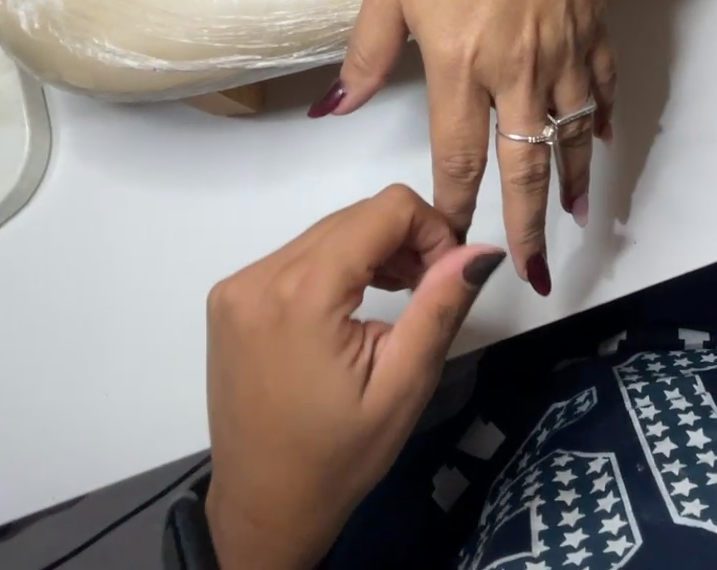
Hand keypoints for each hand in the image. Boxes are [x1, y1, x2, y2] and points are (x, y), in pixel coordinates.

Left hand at [204, 185, 503, 569]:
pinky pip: (304, 251)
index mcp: (302, 293)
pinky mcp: (234, 295)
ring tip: (401, 296)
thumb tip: (482, 247)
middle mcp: (260, 274)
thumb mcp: (405, 384)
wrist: (263, 508)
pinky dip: (343, 262)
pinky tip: (361, 300)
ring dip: (377, 249)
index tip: (446, 276)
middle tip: (429, 291)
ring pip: (333, 228)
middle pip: (359, 214)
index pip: (387, 208)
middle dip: (407, 240)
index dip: (431, 229)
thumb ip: (442, 305)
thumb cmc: (340, 455)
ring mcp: (240, 283)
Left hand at [322, 0, 614, 295]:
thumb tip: (333, 107)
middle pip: (525, 164)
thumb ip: (366, 52)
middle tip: (535, 267)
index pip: (457, 157)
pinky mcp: (594, 25)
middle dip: (528, 223)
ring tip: (576, 219)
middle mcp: (517, 69)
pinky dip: (602, 120)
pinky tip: (600, 142)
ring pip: (572, 134)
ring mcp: (564, 50)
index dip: (455, 206)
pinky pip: (603, 86)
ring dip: (573, 183)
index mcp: (460, 63)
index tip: (454, 241)